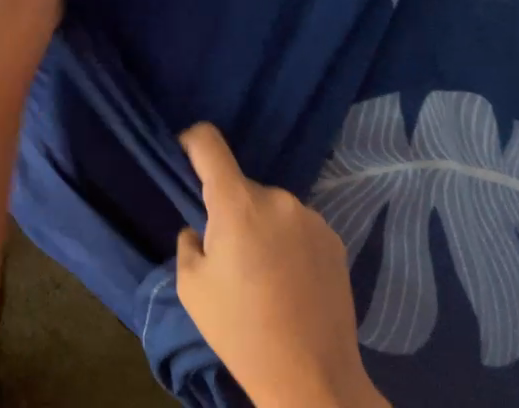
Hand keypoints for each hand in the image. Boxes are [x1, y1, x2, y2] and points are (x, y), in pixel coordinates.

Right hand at [176, 124, 387, 407]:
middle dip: (229, 210)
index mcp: (237, 204)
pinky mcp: (335, 241)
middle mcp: (277, 199)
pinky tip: (290, 282)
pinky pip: (298, 227)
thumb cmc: (241, 331)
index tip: (183, 153)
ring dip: (261, 227)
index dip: (191, 141)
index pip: (209, 143)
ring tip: (263, 275)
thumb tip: (201, 230)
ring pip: (271, 209)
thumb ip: (189, 243)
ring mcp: (311, 218)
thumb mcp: (192, 287)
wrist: (312, 377)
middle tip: (228, 255)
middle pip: (241, 187)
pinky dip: (287, 242)